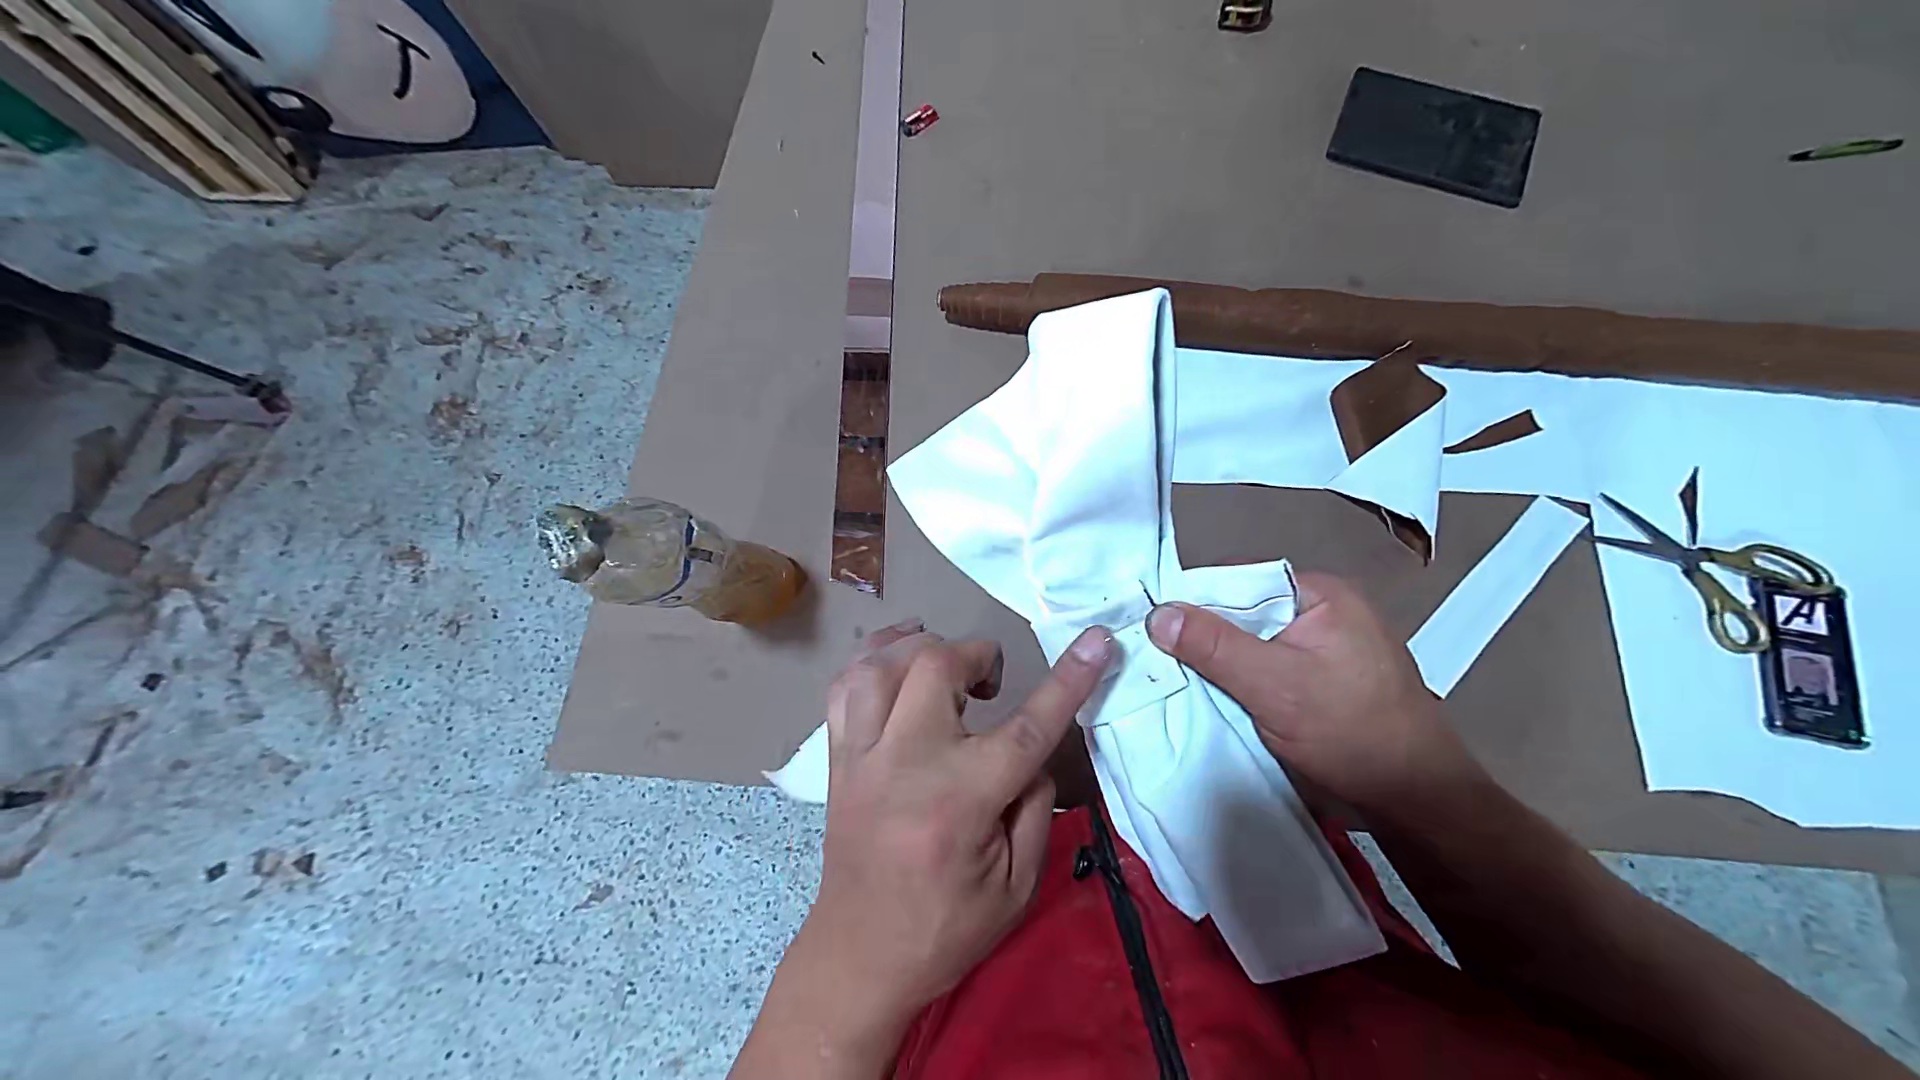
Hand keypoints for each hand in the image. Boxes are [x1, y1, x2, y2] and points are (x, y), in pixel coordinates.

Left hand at [733, 619, 1113, 1077]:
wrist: (859, 953)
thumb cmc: (945, 927)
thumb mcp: (1018, 885)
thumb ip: (1036, 805)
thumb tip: (1033, 749)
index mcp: (960, 801)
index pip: (1026, 726)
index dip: (1068, 680)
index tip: (1096, 641)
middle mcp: (905, 763)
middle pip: (936, 666)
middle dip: (976, 655)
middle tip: (990, 684)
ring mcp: (861, 755)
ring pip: (883, 663)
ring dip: (923, 648)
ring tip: (947, 665)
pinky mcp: (836, 756)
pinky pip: (844, 685)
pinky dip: (874, 657)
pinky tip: (898, 660)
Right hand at [1146, 573, 1484, 819]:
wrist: (1414, 803)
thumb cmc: (1353, 733)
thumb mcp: (1274, 684)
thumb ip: (1215, 646)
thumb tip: (1157, 613)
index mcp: (1319, 595)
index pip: (1237, 583)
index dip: (1193, 604)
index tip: (1153, 630)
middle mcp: (1319, 614)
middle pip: (1240, 616)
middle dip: (1203, 641)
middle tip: (1159, 662)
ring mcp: (1319, 650)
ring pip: (1248, 647)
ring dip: (1218, 667)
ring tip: (1179, 682)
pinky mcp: (1315, 683)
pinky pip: (1261, 671)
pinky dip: (1236, 685)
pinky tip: (1212, 699)